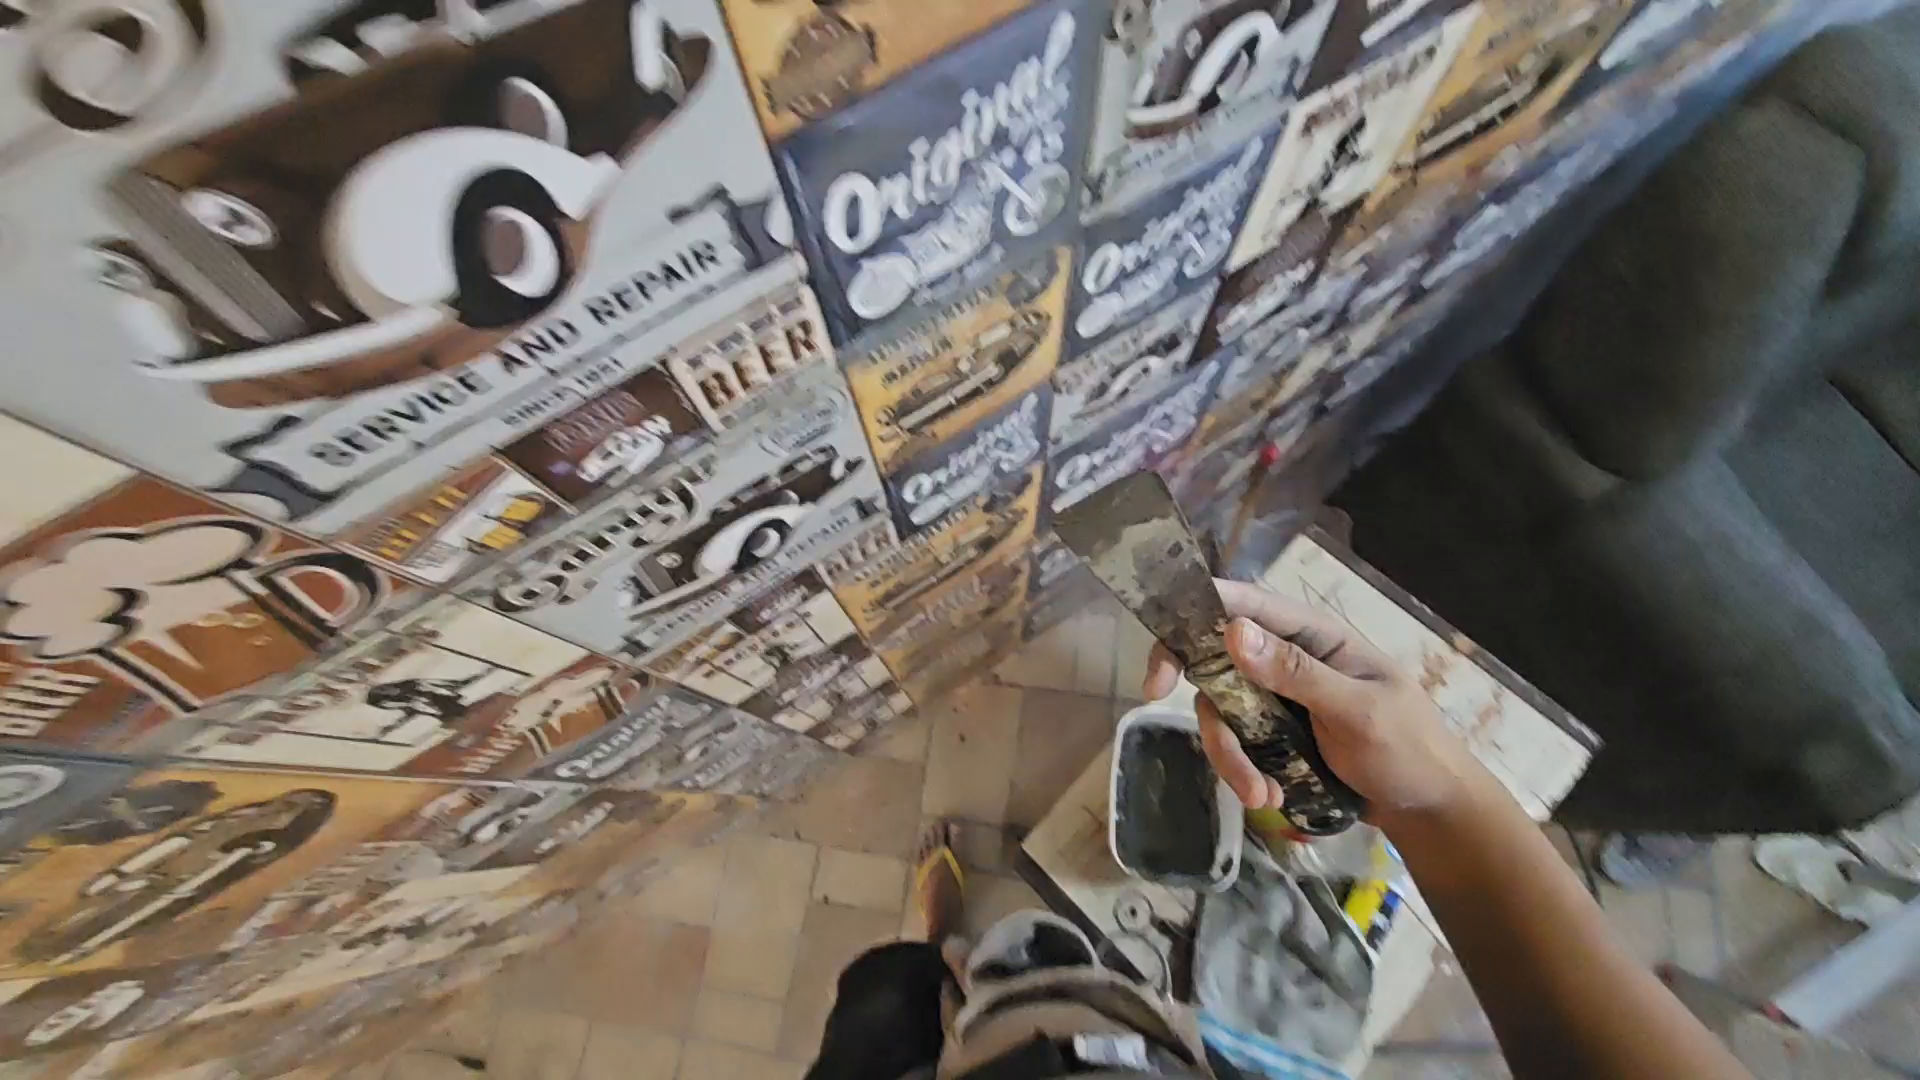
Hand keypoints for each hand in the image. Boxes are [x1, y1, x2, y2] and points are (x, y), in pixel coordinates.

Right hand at [1141, 579, 1492, 818]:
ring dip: (1228, 752)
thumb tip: (1231, 632)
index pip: (1241, 604)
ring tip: (1259, 796)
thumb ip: (1297, 673)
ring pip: (1220, 708)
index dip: (1192, 617)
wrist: (1429, 810)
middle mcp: (1283, 655)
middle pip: (1214, 658)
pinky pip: (1234, 740)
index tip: (1163, 660)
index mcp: (1310, 633)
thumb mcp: (1359, 711)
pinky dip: (1241, 769)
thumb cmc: (1410, 749)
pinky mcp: (1269, 730)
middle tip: (1158, 705)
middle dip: (1200, 697)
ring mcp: (1274, 695)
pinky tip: (1267, 796)